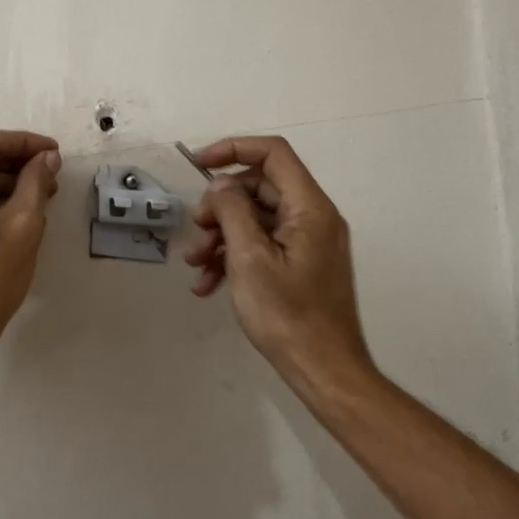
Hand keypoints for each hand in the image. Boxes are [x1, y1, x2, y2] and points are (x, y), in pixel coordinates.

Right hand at [182, 136, 372, 379]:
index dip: (233, 149)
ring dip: (221, 236)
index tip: (198, 165)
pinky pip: (263, 246)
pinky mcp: (302, 266)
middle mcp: (314, 218)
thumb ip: (232, 211)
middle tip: (196, 231)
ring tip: (196, 265)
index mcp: (310, 208)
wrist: (323, 369)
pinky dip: (234, 257)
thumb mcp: (249, 258)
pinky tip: (208, 285)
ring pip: (257, 220)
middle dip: (221, 206)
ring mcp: (309, 243)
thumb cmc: (286, 314)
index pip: (273, 154)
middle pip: (260, 188)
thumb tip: (221, 185)